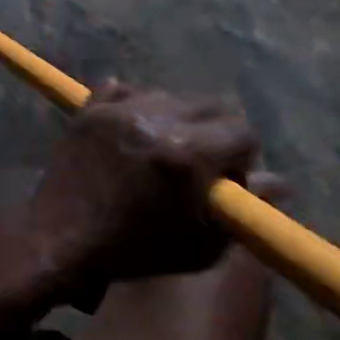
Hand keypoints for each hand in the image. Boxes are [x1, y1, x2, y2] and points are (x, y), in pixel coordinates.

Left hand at [31, 82, 258, 282]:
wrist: (62, 237)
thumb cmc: (135, 250)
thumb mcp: (202, 243)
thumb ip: (243, 207)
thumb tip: (278, 181)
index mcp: (187, 153)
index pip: (241, 131)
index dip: (242, 156)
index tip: (226, 178)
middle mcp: (155, 121)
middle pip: (208, 105)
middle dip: (214, 132)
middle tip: (198, 162)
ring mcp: (116, 111)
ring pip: (165, 96)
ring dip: (174, 117)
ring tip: (161, 147)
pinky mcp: (87, 111)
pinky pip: (121, 90)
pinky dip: (133, 103)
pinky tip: (132, 128)